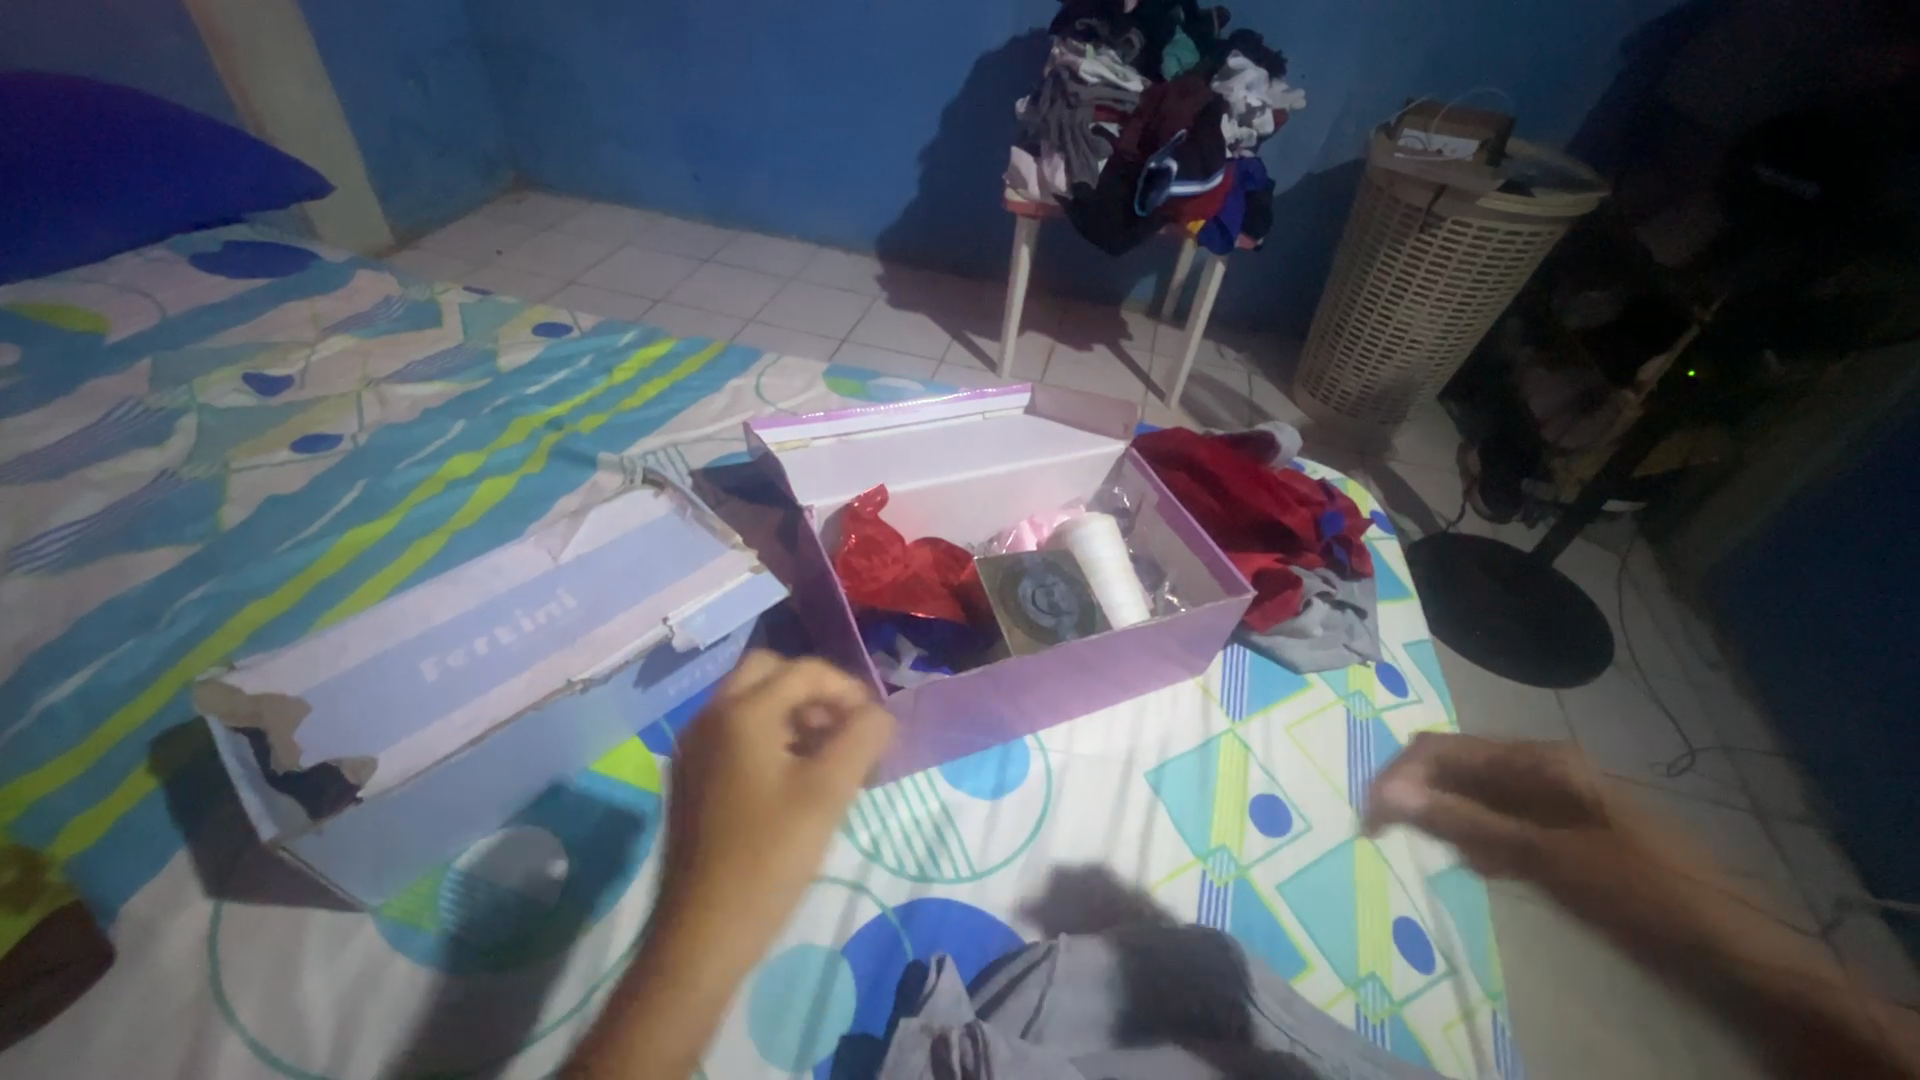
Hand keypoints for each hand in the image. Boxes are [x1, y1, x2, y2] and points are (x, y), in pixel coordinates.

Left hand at [658, 651, 894, 943]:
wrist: (703, 933)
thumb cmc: (770, 857)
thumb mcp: (830, 791)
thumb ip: (864, 737)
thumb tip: (880, 715)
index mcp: (741, 713)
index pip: (804, 671)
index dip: (848, 690)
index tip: (876, 726)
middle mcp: (709, 717)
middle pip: (769, 673)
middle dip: (814, 693)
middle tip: (844, 730)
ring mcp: (694, 747)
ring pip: (750, 702)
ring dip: (792, 713)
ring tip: (828, 757)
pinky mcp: (691, 777)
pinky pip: (735, 733)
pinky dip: (769, 736)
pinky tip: (794, 779)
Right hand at [1363, 734, 1707, 924]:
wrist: (1740, 952)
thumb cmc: (1642, 894)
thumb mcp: (1545, 858)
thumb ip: (1464, 821)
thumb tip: (1387, 792)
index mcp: (1537, 759)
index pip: (1439, 749)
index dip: (1396, 777)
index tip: (1369, 822)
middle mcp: (1539, 767)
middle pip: (1453, 766)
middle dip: (1414, 795)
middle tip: (1387, 838)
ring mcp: (1552, 798)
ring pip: (1471, 796)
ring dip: (1442, 818)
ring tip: (1433, 856)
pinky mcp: (1560, 829)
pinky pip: (1497, 821)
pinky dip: (1475, 838)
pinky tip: (1482, 867)